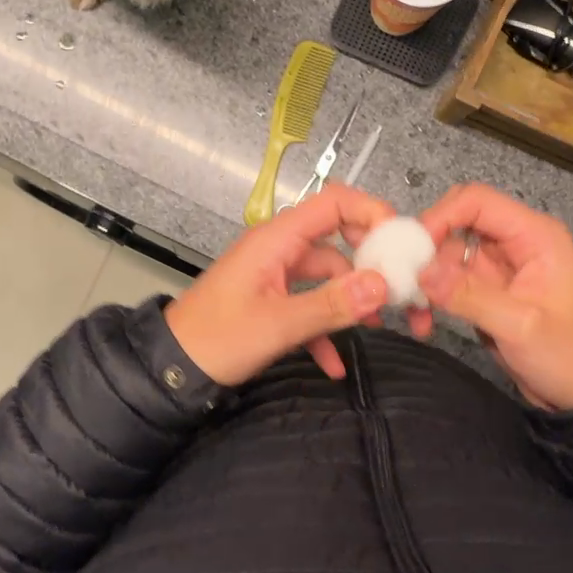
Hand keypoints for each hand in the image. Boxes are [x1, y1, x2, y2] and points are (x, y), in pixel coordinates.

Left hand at [166, 184, 395, 383]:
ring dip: (350, 303)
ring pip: (326, 278)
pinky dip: (323, 330)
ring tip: (378, 329)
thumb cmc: (215, 340)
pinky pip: (307, 306)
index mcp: (276, 240)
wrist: (170, 368)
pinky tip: (335, 365)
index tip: (402, 241)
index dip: (371, 212)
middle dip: (369, 266)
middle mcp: (277, 250)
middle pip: (336, 241)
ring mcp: (273, 275)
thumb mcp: (278, 325)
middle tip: (401, 289)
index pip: (332, 203)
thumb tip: (383, 285)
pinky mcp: (269, 301)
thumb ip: (332, 305)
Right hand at [417, 183, 572, 410]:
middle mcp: (514, 242)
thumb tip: (420, 272)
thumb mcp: (519, 326)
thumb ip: (469, 296)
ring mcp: (496, 266)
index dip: (440, 216)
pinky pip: (446, 280)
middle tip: (402, 279)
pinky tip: (423, 320)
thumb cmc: (566, 355)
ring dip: (423, 279)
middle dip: (425, 249)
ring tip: (410, 310)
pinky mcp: (483, 289)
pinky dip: (430, 296)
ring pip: (444, 254)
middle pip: (455, 223)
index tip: (411, 249)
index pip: (477, 201)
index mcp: (534, 236)